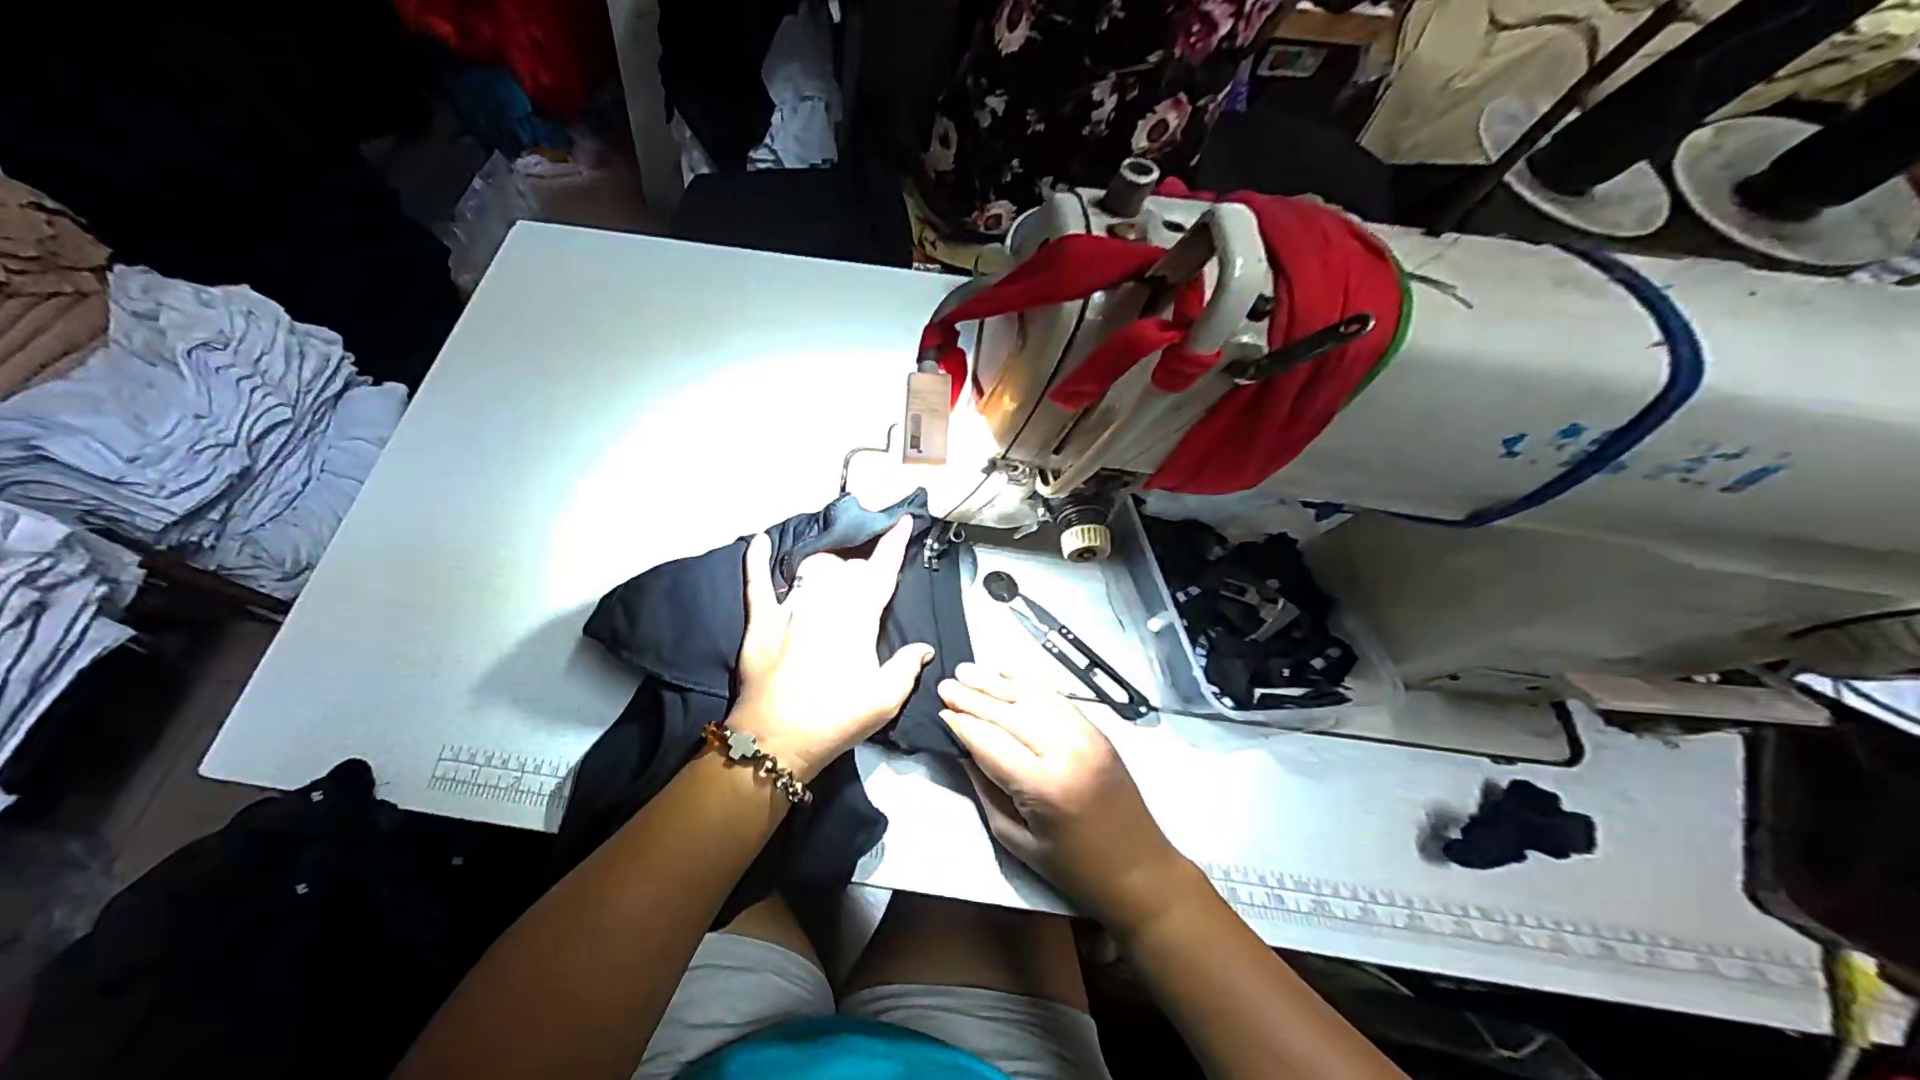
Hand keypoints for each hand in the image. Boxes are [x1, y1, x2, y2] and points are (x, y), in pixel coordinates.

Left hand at [731, 519, 934, 779]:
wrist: (776, 740)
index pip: (881, 571)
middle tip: (866, 593)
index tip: (902, 521)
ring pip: (813, 569)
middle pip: (848, 568)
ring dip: (827, 569)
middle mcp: (826, 601)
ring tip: (834, 580)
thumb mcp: (885, 700)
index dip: (894, 544)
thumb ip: (906, 667)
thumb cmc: (836, 719)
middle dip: (861, 572)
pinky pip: (758, 581)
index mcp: (859, 617)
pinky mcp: (761, 620)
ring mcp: (790, 607)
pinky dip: (758, 559)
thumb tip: (923, 649)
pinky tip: (760, 541)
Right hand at [937, 664, 1202, 932]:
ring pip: (1033, 697)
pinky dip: (1030, 683)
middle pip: (1010, 714)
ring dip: (998, 683)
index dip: (962, 725)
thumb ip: (986, 790)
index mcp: (1043, 786)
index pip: (991, 742)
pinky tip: (1009, 675)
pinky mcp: (1098, 731)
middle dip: (973, 698)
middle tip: (945, 685)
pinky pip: (1058, 698)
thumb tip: (964, 751)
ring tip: (968, 671)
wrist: (1139, 869)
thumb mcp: (1017, 839)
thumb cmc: (1074, 867)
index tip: (939, 711)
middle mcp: (1066, 751)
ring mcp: (1086, 736)